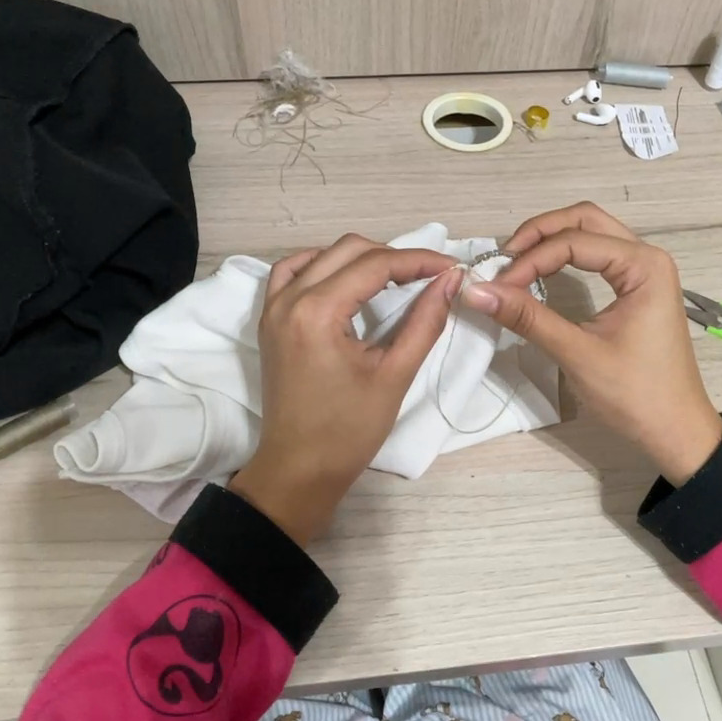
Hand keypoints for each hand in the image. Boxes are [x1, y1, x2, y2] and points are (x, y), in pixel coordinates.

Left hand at [230, 234, 463, 543]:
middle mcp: (289, 299)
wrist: (298, 470)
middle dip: (393, 257)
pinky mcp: (270, 321)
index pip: (374, 265)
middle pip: (348, 250)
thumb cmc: (348, 431)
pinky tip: (346, 278)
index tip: (451, 267)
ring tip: (394, 278)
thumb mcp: (394, 375)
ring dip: (359, 257)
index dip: (418, 261)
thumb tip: (450, 281)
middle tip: (430, 276)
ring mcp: (273, 308)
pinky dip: (321, 265)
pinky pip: (291, 272)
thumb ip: (425, 322)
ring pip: (321, 255)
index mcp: (317, 312)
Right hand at [460, 202, 721, 483]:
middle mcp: (646, 256)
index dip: (531, 259)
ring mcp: (642, 270)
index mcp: (644, 266)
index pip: (574, 241)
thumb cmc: (636, 394)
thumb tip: (476, 292)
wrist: (676, 431)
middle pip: (583, 220)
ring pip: (589, 233)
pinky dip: (563, 257)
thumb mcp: (577, 354)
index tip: (498, 287)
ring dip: (549, 242)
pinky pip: (594, 255)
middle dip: (539, 234)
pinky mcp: (634, 287)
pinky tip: (539, 275)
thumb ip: (528, 317)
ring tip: (515, 267)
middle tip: (503, 261)